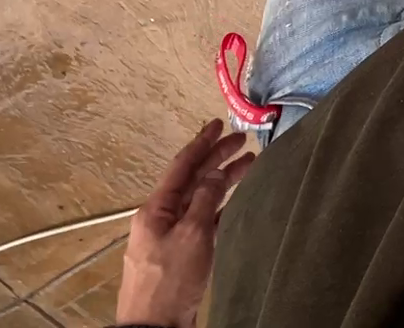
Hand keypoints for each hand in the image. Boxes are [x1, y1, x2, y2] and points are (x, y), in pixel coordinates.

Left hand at [116, 118, 256, 327]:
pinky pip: (202, 219)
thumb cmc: (170, 280)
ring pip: (199, 198)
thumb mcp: (191, 234)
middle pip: (192, 180)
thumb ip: (205, 199)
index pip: (182, 166)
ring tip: (248, 164)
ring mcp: (170, 237)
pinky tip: (237, 199)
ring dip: (221, 180)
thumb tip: (214, 174)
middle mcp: (160, 218)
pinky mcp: (181, 254)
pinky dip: (219, 206)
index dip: (202, 143)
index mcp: (155, 209)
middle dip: (216, 158)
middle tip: (242, 141)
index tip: (219, 123)